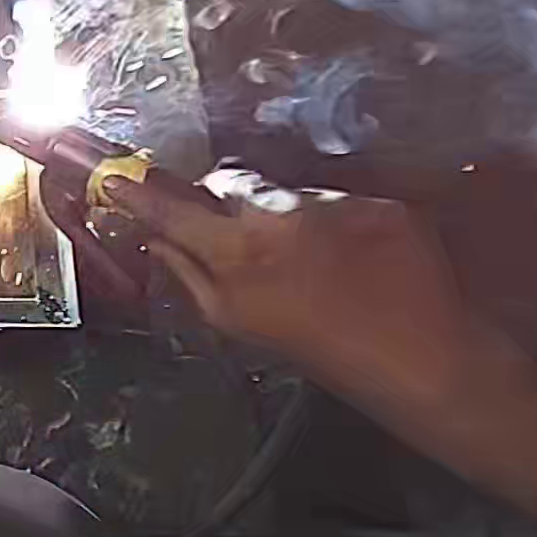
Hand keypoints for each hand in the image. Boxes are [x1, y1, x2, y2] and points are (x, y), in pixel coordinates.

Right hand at [100, 174, 476, 388]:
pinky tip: (339, 252)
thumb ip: (185, 271)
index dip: (138, 194)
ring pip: (279, 190)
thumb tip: (155, 240)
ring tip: (297, 251)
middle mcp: (277, 213)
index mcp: (233, 248)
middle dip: (215, 196)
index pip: (169, 210)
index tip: (116, 181)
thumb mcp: (229, 317)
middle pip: (225, 182)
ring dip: (272, 210)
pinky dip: (322, 219)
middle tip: (222, 224)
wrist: (420, 355)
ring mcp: (332, 203)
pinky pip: (330, 199)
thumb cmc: (307, 344)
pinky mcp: (378, 202)